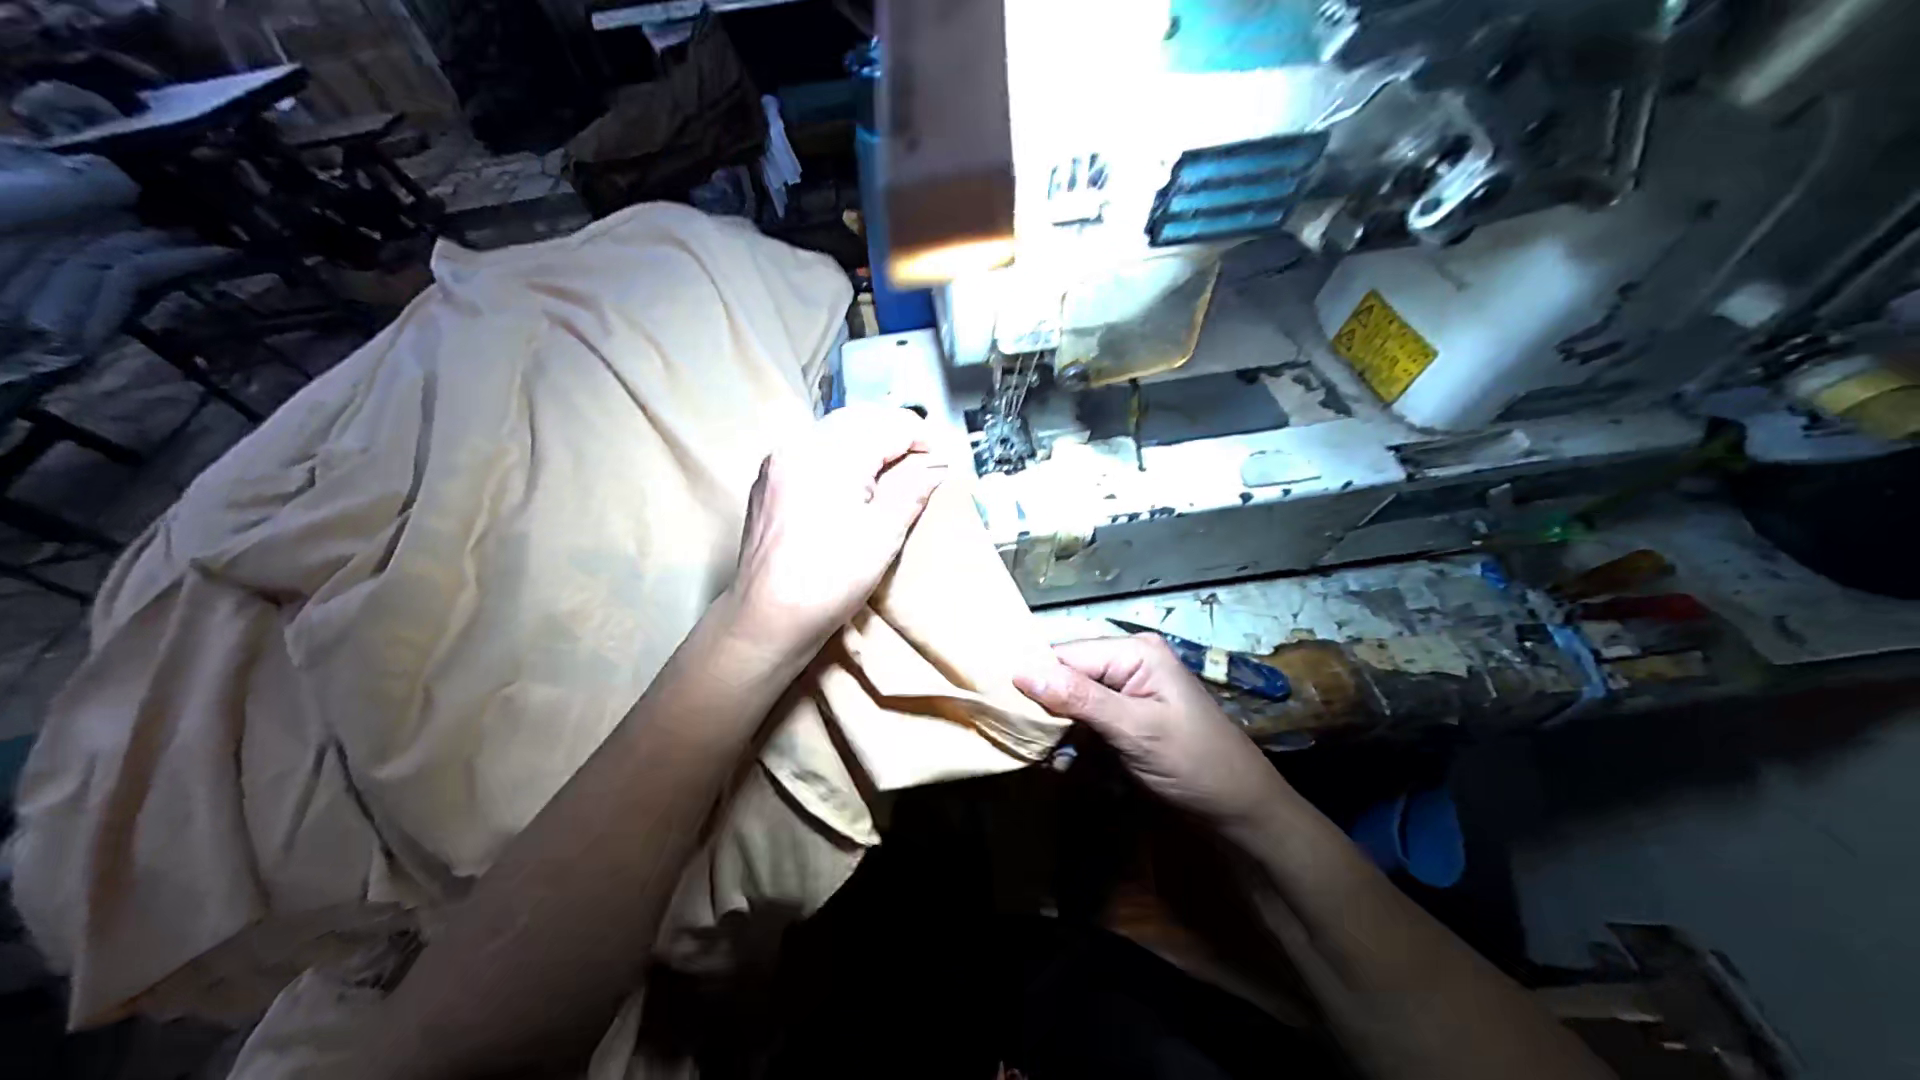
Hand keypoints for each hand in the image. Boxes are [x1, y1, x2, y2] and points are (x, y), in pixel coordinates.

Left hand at [726, 404, 947, 661]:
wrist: (767, 618)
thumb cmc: (829, 581)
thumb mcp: (883, 536)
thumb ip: (912, 489)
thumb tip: (937, 464)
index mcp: (829, 457)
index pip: (886, 425)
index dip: (919, 438)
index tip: (938, 461)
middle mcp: (798, 447)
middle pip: (858, 419)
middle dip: (893, 434)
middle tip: (919, 464)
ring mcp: (778, 462)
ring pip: (833, 430)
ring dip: (867, 441)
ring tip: (890, 473)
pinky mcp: (768, 480)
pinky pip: (812, 449)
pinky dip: (840, 454)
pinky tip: (852, 483)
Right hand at [1016, 635, 1286, 830]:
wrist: (1240, 809)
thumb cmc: (1194, 763)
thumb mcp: (1135, 729)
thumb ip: (1078, 698)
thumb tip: (1020, 670)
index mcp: (1133, 652)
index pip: (1065, 656)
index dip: (1034, 682)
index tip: (1007, 714)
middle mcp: (1126, 662)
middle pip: (1065, 676)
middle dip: (1046, 712)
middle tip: (1034, 747)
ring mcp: (1125, 690)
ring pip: (1068, 702)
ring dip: (1057, 733)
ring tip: (1055, 763)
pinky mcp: (1123, 717)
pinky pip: (1082, 721)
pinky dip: (1072, 744)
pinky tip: (1068, 766)